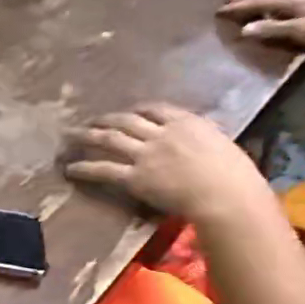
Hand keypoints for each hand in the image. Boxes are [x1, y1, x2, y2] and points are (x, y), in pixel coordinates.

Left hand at [61, 104, 275, 227]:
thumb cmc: (234, 175)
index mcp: (186, 122)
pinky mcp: (134, 177)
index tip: (126, 112)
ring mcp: (145, 154)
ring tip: (70, 137)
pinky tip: (70, 169)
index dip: (136, 110)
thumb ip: (204, 137)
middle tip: (90, 121)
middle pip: (125, 120)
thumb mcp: (222, 143)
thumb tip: (202, 137)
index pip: (154, 109)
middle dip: (105, 119)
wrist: (225, 195)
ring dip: (87, 136)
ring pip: (108, 139)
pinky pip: (103, 170)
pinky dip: (83, 168)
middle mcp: (161, 133)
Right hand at [217, 0, 304, 49]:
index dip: (241, 6)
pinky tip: (275, 10)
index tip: (220, 9)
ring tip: (248, 2)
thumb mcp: (298, 31)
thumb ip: (272, 30)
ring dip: (262, 1)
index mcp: (295, 0)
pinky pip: (290, 5)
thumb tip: (244, 30)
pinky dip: (276, 7)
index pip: (262, 2)